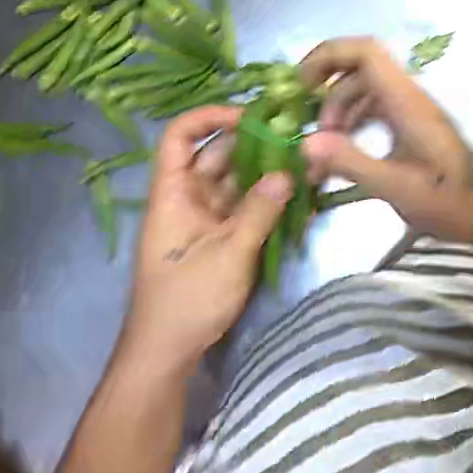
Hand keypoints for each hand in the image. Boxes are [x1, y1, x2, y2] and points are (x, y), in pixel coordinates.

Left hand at [120, 105, 292, 370]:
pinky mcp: (221, 238)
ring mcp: (206, 219)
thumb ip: (259, 211)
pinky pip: (246, 208)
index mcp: (174, 194)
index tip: (250, 117)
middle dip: (254, 144)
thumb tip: (287, 173)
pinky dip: (268, 200)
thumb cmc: (187, 301)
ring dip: (267, 172)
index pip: (180, 137)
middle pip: (217, 156)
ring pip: (237, 182)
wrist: (167, 354)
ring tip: (305, 163)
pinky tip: (299, 195)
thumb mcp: (228, 254)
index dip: (210, 118)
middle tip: (295, 138)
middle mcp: (189, 199)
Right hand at [298, 37, 472, 245]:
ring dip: (339, 112)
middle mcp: (408, 98)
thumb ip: (352, 162)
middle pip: (360, 70)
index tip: (300, 83)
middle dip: (329, 95)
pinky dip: (353, 124)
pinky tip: (343, 153)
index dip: (329, 55)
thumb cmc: (450, 201)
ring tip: (325, 150)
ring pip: (365, 92)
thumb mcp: (397, 186)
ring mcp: (411, 112)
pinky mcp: (411, 128)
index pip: (367, 52)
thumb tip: (306, 141)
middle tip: (312, 133)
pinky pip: (375, 111)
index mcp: (407, 101)